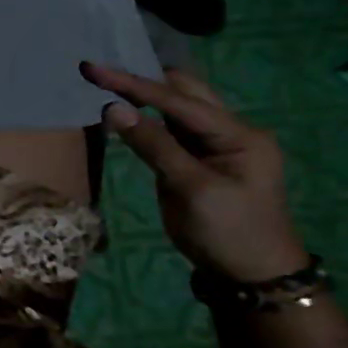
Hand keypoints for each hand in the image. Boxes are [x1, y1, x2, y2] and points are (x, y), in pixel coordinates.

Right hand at [81, 63, 308, 282]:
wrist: (253, 278)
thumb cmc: (228, 233)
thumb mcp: (190, 189)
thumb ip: (154, 145)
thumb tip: (113, 108)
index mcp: (239, 135)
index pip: (178, 100)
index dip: (134, 84)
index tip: (94, 69)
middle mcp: (231, 131)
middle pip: (184, 92)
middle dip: (143, 80)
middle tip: (101, 72)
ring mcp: (217, 146)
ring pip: (178, 108)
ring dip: (145, 97)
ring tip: (107, 84)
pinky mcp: (202, 160)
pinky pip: (173, 129)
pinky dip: (149, 119)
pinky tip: (127, 111)